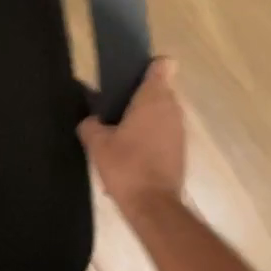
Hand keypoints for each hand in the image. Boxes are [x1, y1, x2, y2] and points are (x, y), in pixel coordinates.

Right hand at [78, 58, 186, 215]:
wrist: (153, 205)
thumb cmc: (127, 166)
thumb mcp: (98, 144)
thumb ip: (91, 124)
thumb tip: (89, 119)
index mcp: (154, 97)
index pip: (162, 65)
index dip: (148, 66)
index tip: (130, 77)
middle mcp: (172, 107)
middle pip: (160, 88)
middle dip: (140, 95)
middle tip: (116, 108)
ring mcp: (180, 128)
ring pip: (163, 112)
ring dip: (146, 118)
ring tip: (121, 133)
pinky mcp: (181, 149)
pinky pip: (165, 132)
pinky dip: (152, 136)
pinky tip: (133, 153)